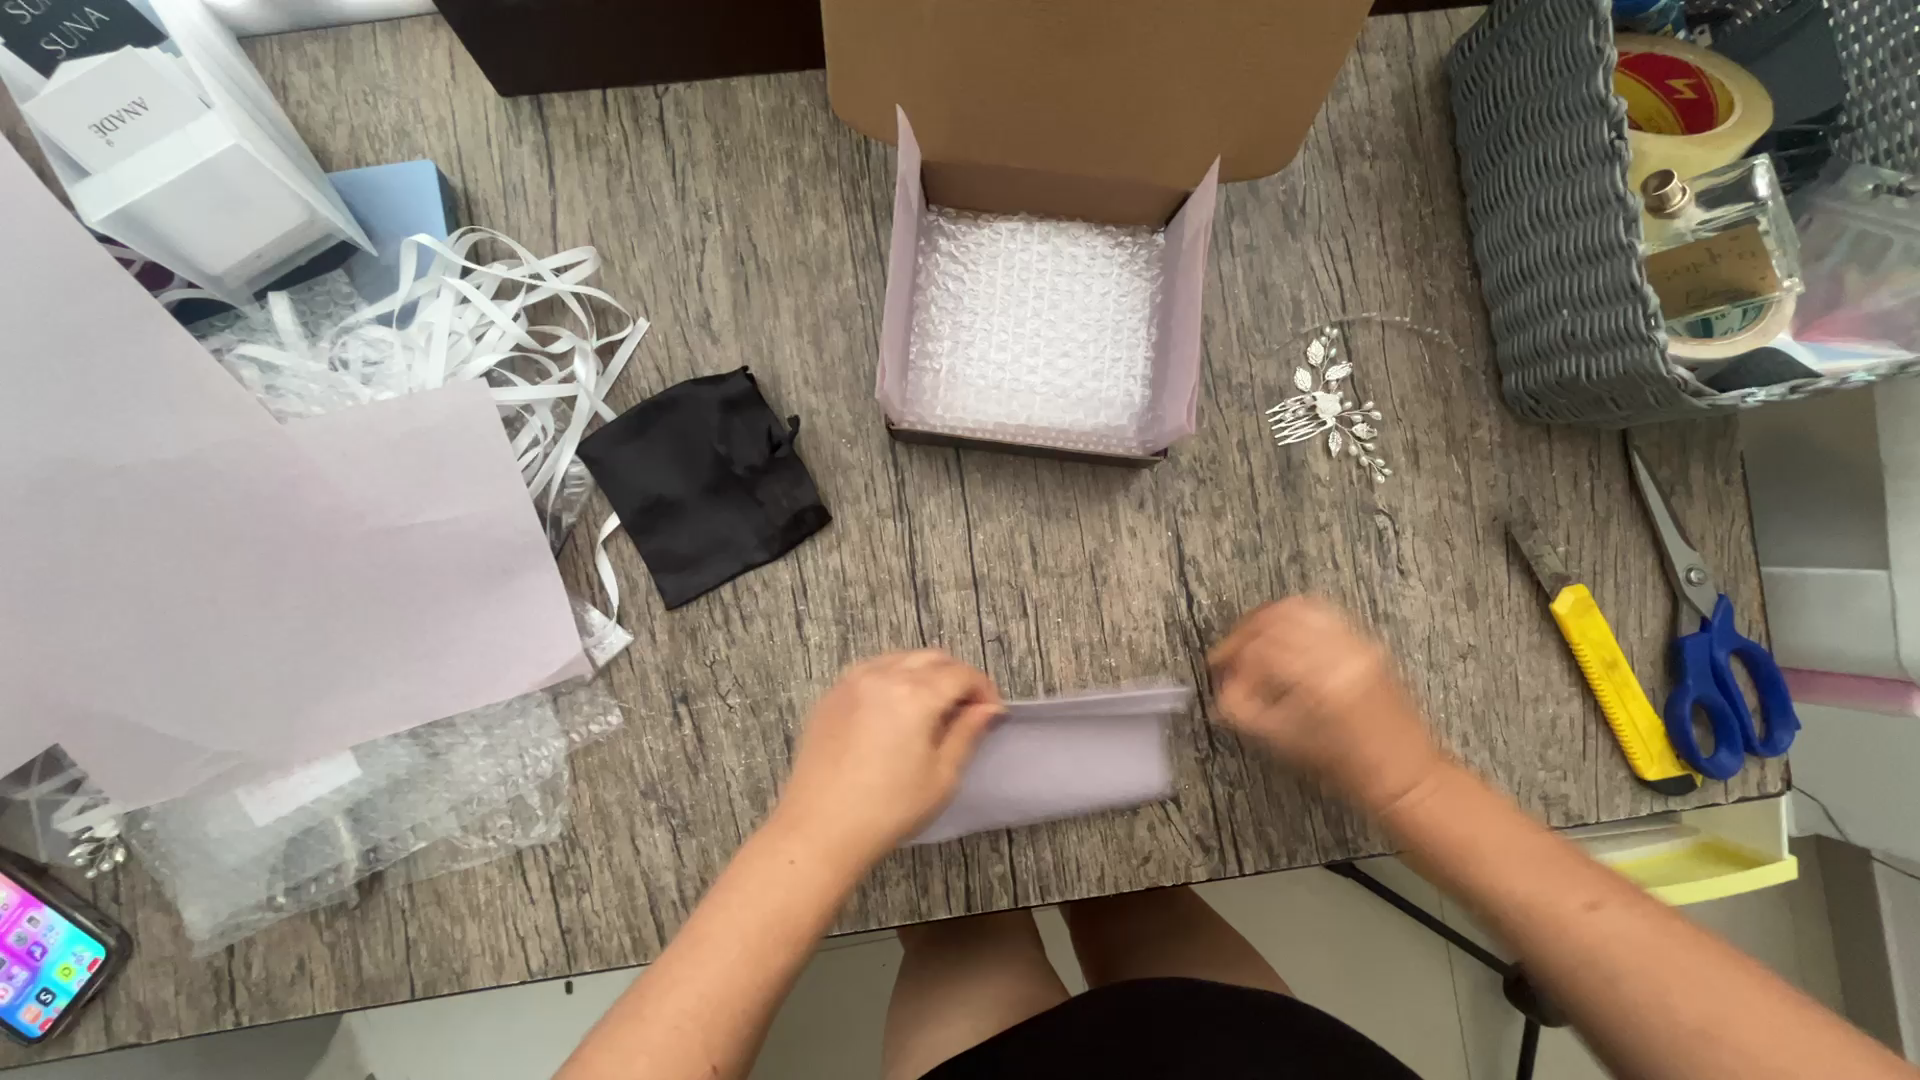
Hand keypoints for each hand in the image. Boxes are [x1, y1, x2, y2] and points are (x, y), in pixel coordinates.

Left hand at [773, 651, 1003, 865]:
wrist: (820, 829)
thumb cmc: (888, 809)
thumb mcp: (941, 776)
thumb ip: (967, 733)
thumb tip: (987, 708)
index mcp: (915, 694)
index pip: (961, 674)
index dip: (984, 689)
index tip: (991, 712)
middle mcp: (882, 675)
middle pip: (932, 658)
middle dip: (956, 677)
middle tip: (967, 709)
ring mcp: (852, 681)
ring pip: (901, 658)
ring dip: (925, 673)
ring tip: (932, 707)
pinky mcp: (832, 694)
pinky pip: (872, 670)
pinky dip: (893, 677)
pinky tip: (896, 707)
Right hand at [1208, 597, 1443, 812]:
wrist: (1407, 777)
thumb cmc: (1350, 771)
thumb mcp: (1285, 744)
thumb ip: (1244, 710)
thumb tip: (1223, 688)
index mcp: (1319, 681)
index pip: (1259, 649)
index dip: (1232, 657)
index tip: (1220, 670)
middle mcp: (1340, 654)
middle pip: (1276, 617)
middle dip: (1244, 632)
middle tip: (1230, 651)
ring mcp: (1358, 645)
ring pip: (1300, 607)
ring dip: (1268, 619)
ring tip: (1253, 640)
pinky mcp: (1368, 645)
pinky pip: (1324, 614)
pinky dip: (1296, 618)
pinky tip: (1285, 638)